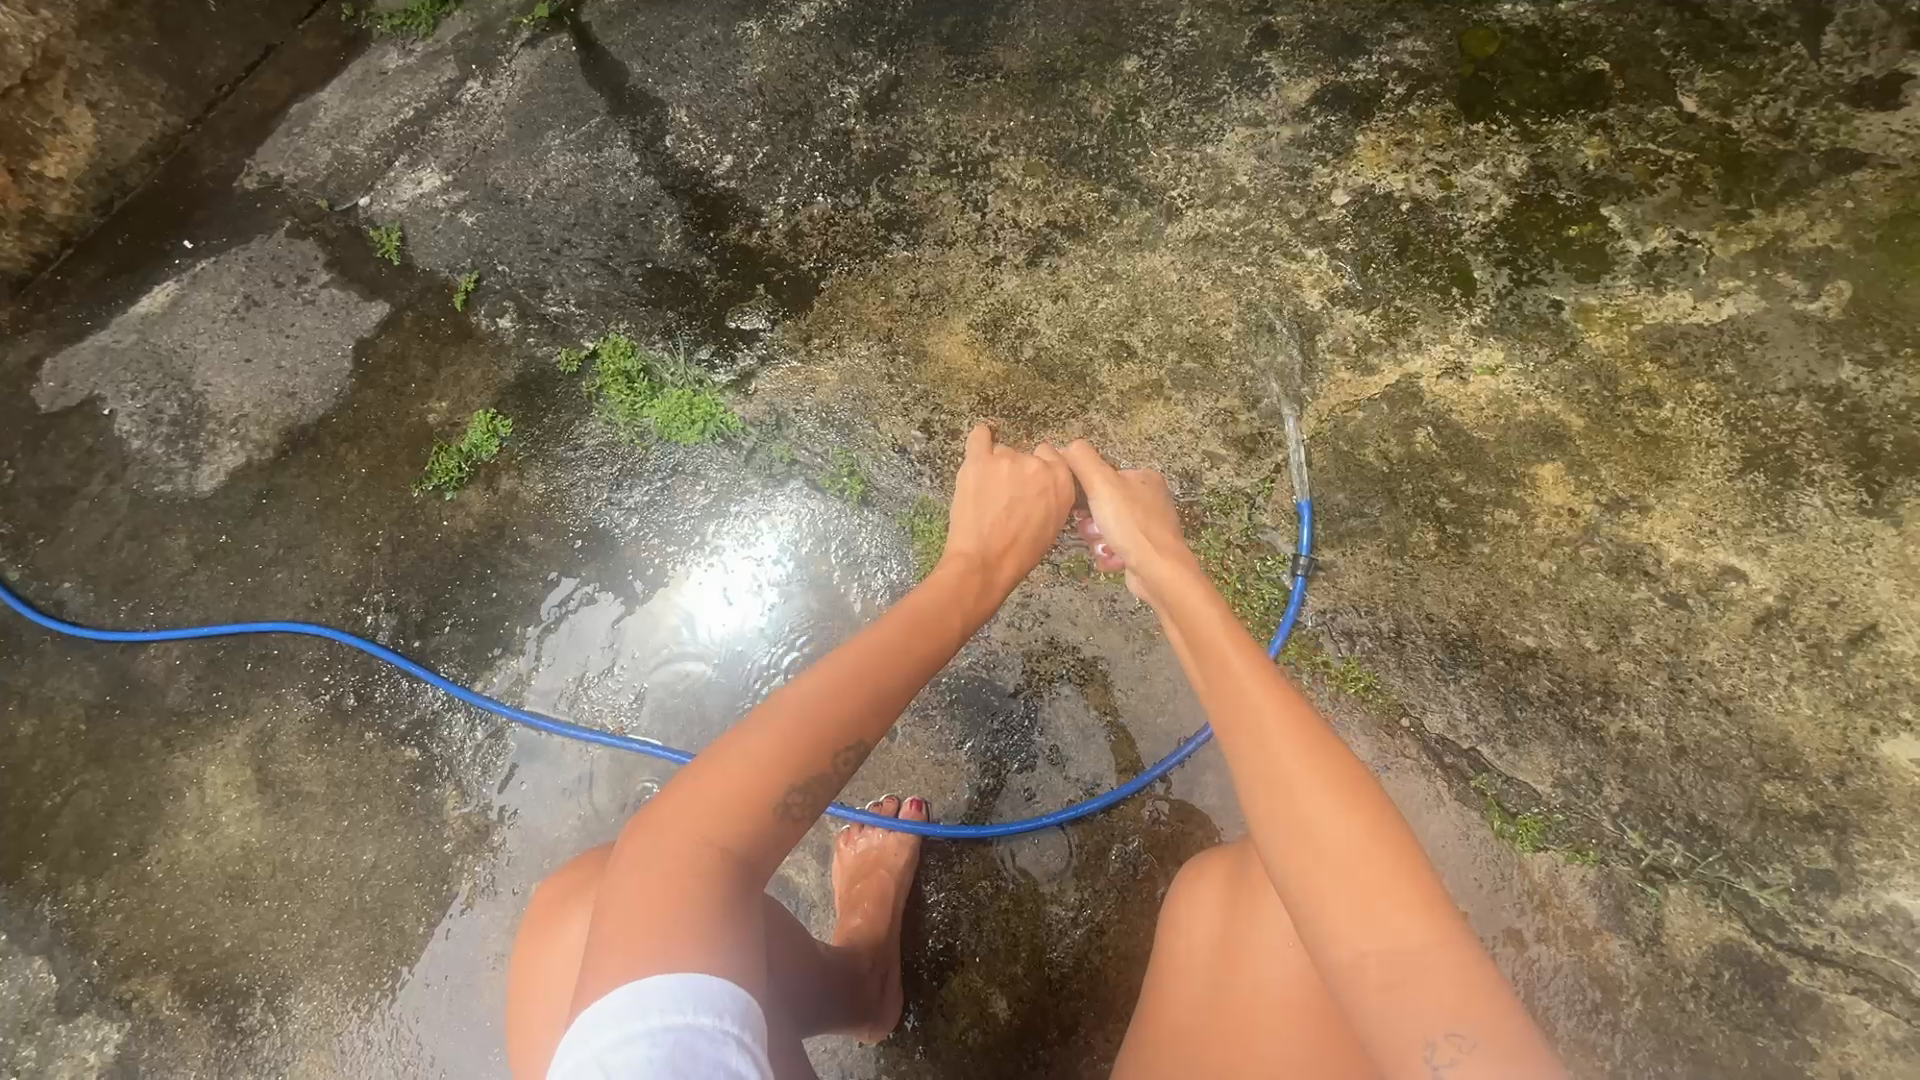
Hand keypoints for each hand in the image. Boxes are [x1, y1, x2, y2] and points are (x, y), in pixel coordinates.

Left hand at [940, 424, 1075, 598]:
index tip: (1030, 482)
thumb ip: (1053, 496)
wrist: (984, 561)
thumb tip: (1042, 485)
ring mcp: (1006, 459)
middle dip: (1017, 472)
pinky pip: (979, 437)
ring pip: (1002, 452)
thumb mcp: (1053, 525)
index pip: (1052, 456)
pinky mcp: (978, 461)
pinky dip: (980, 439)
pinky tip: (980, 443)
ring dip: (996, 467)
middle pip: (1025, 455)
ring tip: (987, 493)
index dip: (1040, 469)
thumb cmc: (1020, 552)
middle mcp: (1037, 465)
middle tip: (1006, 496)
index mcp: (1061, 481)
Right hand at [1059, 439, 1200, 606]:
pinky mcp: (1143, 549)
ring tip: (1106, 546)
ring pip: (1102, 528)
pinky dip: (1108, 554)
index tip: (1081, 507)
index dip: (1084, 492)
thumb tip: (1065, 446)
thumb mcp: (1102, 483)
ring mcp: (1147, 525)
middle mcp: (1148, 498)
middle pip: (1099, 505)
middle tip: (1095, 528)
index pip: (1100, 476)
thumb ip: (1081, 460)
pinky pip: (1112, 547)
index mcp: (1142, 476)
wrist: (1158, 572)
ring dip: (1097, 540)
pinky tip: (1115, 559)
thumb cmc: (1132, 525)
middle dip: (1091, 522)